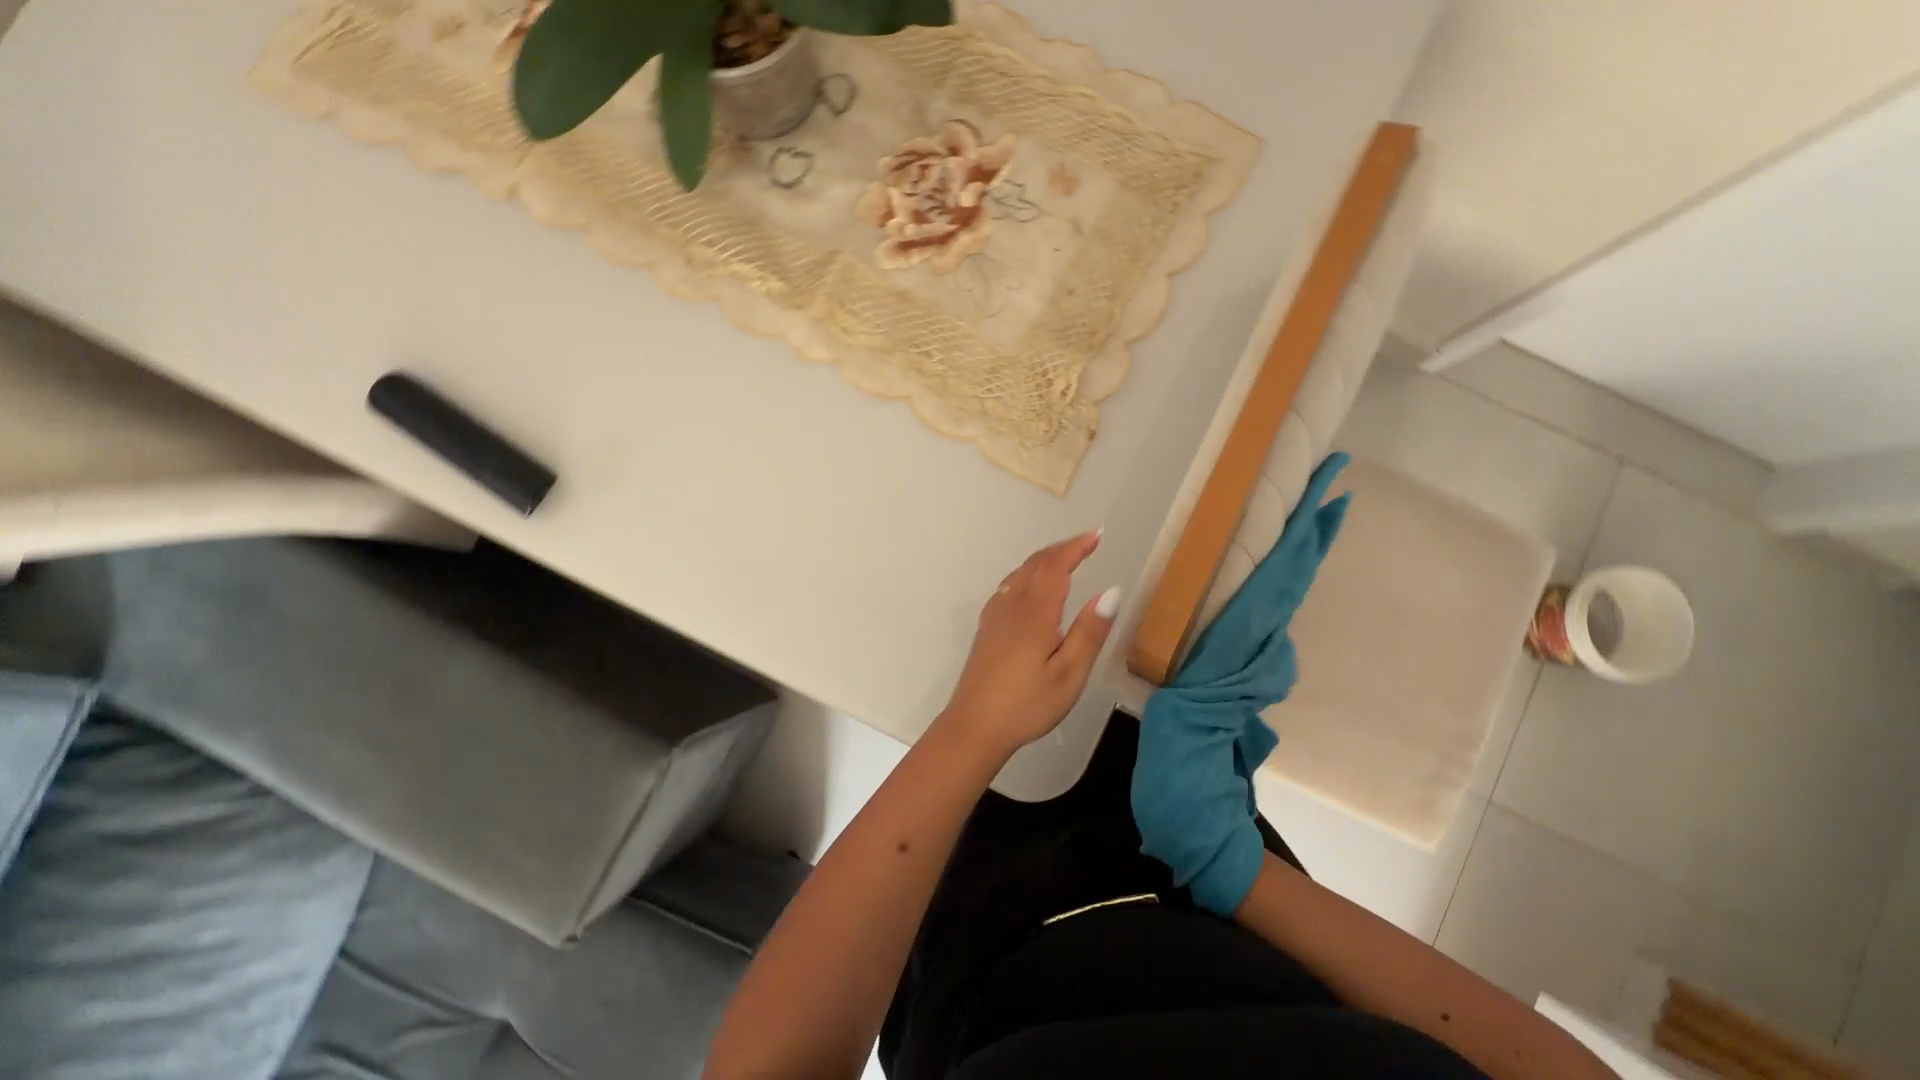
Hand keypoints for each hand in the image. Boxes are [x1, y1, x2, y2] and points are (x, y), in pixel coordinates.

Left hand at [935, 532, 1119, 761]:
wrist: (974, 727)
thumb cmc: (1027, 705)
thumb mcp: (1069, 674)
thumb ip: (1090, 631)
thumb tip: (1111, 591)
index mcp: (1035, 613)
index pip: (1056, 567)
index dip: (1076, 548)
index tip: (1096, 536)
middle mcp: (1011, 607)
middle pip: (1035, 564)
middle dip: (1061, 549)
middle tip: (1087, 543)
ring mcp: (994, 617)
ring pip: (1019, 574)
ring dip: (1044, 560)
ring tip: (1065, 560)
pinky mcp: (986, 630)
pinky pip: (1008, 587)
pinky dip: (1028, 575)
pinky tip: (1032, 588)